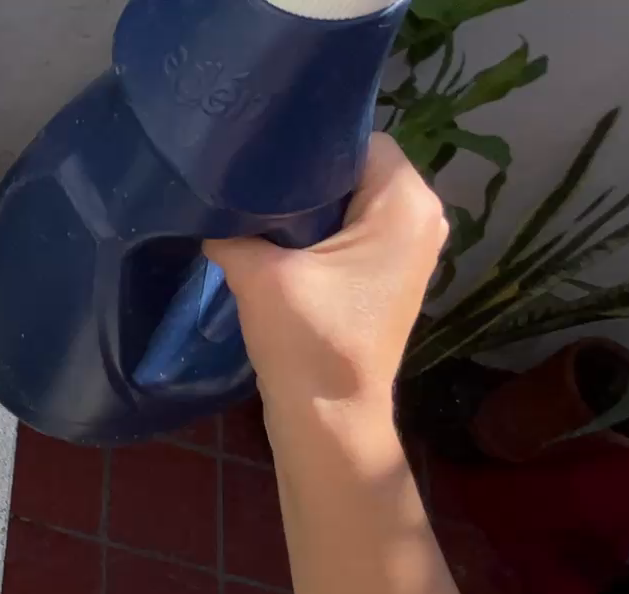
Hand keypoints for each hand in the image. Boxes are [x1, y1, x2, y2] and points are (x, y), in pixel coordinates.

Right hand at [205, 134, 447, 425]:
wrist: (327, 411)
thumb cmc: (307, 339)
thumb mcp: (260, 279)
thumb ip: (232, 238)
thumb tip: (206, 219)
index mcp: (405, 205)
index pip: (363, 145)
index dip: (309, 153)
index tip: (259, 171)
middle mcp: (421, 219)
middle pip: (357, 178)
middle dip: (303, 187)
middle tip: (248, 201)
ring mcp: (408, 253)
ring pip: (350, 211)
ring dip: (305, 219)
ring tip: (256, 230)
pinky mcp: (387, 280)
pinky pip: (350, 241)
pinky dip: (315, 244)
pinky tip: (277, 261)